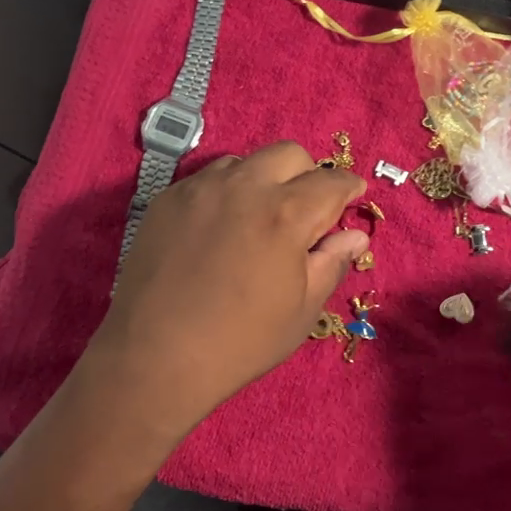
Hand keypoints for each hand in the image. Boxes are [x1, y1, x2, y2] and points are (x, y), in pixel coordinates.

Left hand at [83, 142, 367, 442]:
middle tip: (305, 213)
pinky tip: (219, 230)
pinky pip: (207, 180)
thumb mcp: (302, 310)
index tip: (352, 200)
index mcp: (286, 213)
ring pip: (245, 161)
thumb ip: (332, 263)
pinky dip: (225, 193)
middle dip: (306, 175)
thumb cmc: (241, 341)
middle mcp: (244, 186)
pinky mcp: (168, 200)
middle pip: (288, 154)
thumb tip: (354, 235)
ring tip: (257, 220)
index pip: (332, 181)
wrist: (155, 356)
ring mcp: (201, 189)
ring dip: (262, 180)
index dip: (349, 189)